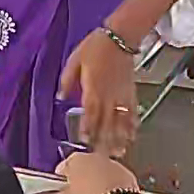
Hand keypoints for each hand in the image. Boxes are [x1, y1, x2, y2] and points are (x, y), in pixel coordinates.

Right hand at [28, 151, 139, 193]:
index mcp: (76, 159)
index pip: (62, 167)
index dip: (60, 183)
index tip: (61, 193)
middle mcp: (95, 157)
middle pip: (83, 170)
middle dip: (80, 183)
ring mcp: (113, 165)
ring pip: (100, 175)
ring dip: (97, 185)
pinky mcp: (127, 176)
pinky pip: (116, 182)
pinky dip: (113, 190)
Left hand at [59, 28, 138, 157]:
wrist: (120, 37)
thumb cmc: (96, 47)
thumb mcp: (74, 60)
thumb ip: (67, 80)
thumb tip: (61, 95)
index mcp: (93, 88)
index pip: (90, 113)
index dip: (88, 128)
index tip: (86, 141)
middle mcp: (108, 94)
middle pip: (106, 122)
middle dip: (104, 140)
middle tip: (102, 156)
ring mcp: (121, 94)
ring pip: (120, 120)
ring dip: (119, 137)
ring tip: (118, 152)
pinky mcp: (131, 91)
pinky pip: (132, 111)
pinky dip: (133, 124)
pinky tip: (133, 134)